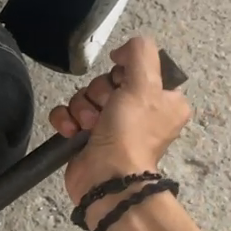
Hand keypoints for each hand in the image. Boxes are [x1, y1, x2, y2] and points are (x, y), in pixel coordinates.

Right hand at [48, 35, 191, 207]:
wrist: (106, 178)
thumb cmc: (131, 132)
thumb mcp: (145, 84)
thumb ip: (140, 53)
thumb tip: (123, 51)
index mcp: (164, 101)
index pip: (137, 69)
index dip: (124, 73)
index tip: (123, 85)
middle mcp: (140, 113)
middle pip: (107, 82)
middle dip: (99, 94)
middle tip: (106, 111)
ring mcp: (111, 127)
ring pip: (85, 97)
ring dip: (82, 109)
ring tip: (89, 126)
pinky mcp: (86, 138)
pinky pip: (67, 114)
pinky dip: (66, 120)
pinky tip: (72, 132)